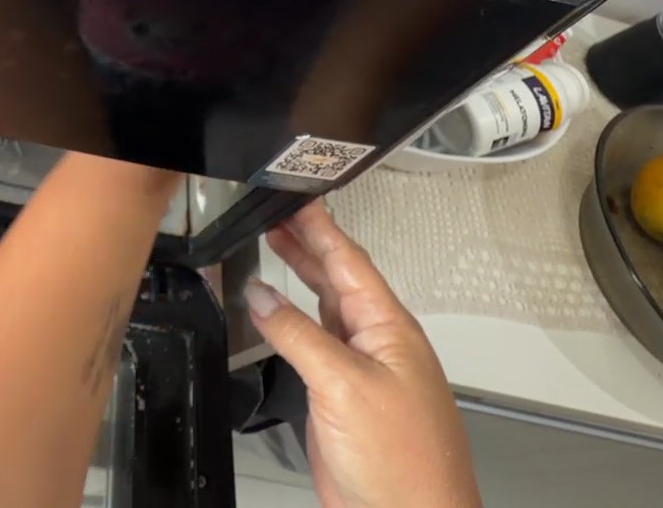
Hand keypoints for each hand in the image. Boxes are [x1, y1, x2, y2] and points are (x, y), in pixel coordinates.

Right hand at [244, 203, 481, 507]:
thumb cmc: (404, 465)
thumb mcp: (344, 384)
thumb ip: (297, 334)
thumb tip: (258, 294)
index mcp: (389, 328)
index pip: (349, 261)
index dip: (321, 227)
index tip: (297, 198)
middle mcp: (375, 342)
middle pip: (337, 277)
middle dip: (306, 242)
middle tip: (276, 213)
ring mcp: (358, 368)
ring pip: (323, 306)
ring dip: (298, 274)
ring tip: (273, 243)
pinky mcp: (339, 394)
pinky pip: (310, 341)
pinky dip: (287, 318)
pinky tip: (271, 310)